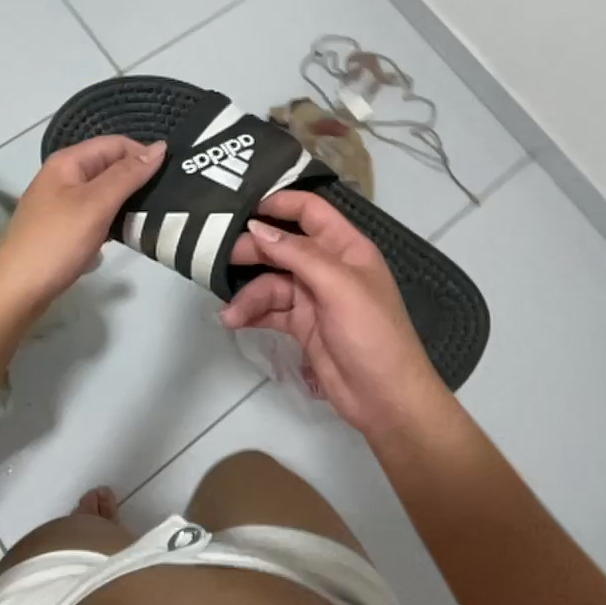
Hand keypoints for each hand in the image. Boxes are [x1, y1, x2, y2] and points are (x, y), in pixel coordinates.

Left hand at [0, 136, 165, 310]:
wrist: (16, 289)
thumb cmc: (56, 241)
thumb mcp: (96, 204)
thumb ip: (127, 175)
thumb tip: (159, 147)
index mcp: (68, 162)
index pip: (115, 144)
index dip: (143, 154)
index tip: (172, 175)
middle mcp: (64, 177)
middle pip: (109, 166)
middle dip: (138, 178)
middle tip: (169, 197)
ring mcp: (62, 204)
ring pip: (105, 192)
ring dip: (128, 201)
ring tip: (156, 214)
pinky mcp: (65, 229)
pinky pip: (97, 214)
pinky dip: (114, 220)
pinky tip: (129, 233)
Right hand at [221, 192, 449, 435]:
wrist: (386, 400)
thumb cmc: (372, 334)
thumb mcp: (338, 286)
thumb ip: (297, 254)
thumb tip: (256, 227)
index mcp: (346, 248)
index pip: (310, 211)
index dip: (280, 204)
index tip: (243, 206)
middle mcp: (329, 267)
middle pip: (283, 246)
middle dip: (253, 250)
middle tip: (219, 257)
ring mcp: (314, 297)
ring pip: (271, 282)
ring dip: (248, 294)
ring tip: (228, 313)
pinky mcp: (303, 325)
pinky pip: (271, 310)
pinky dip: (252, 314)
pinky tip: (234, 322)